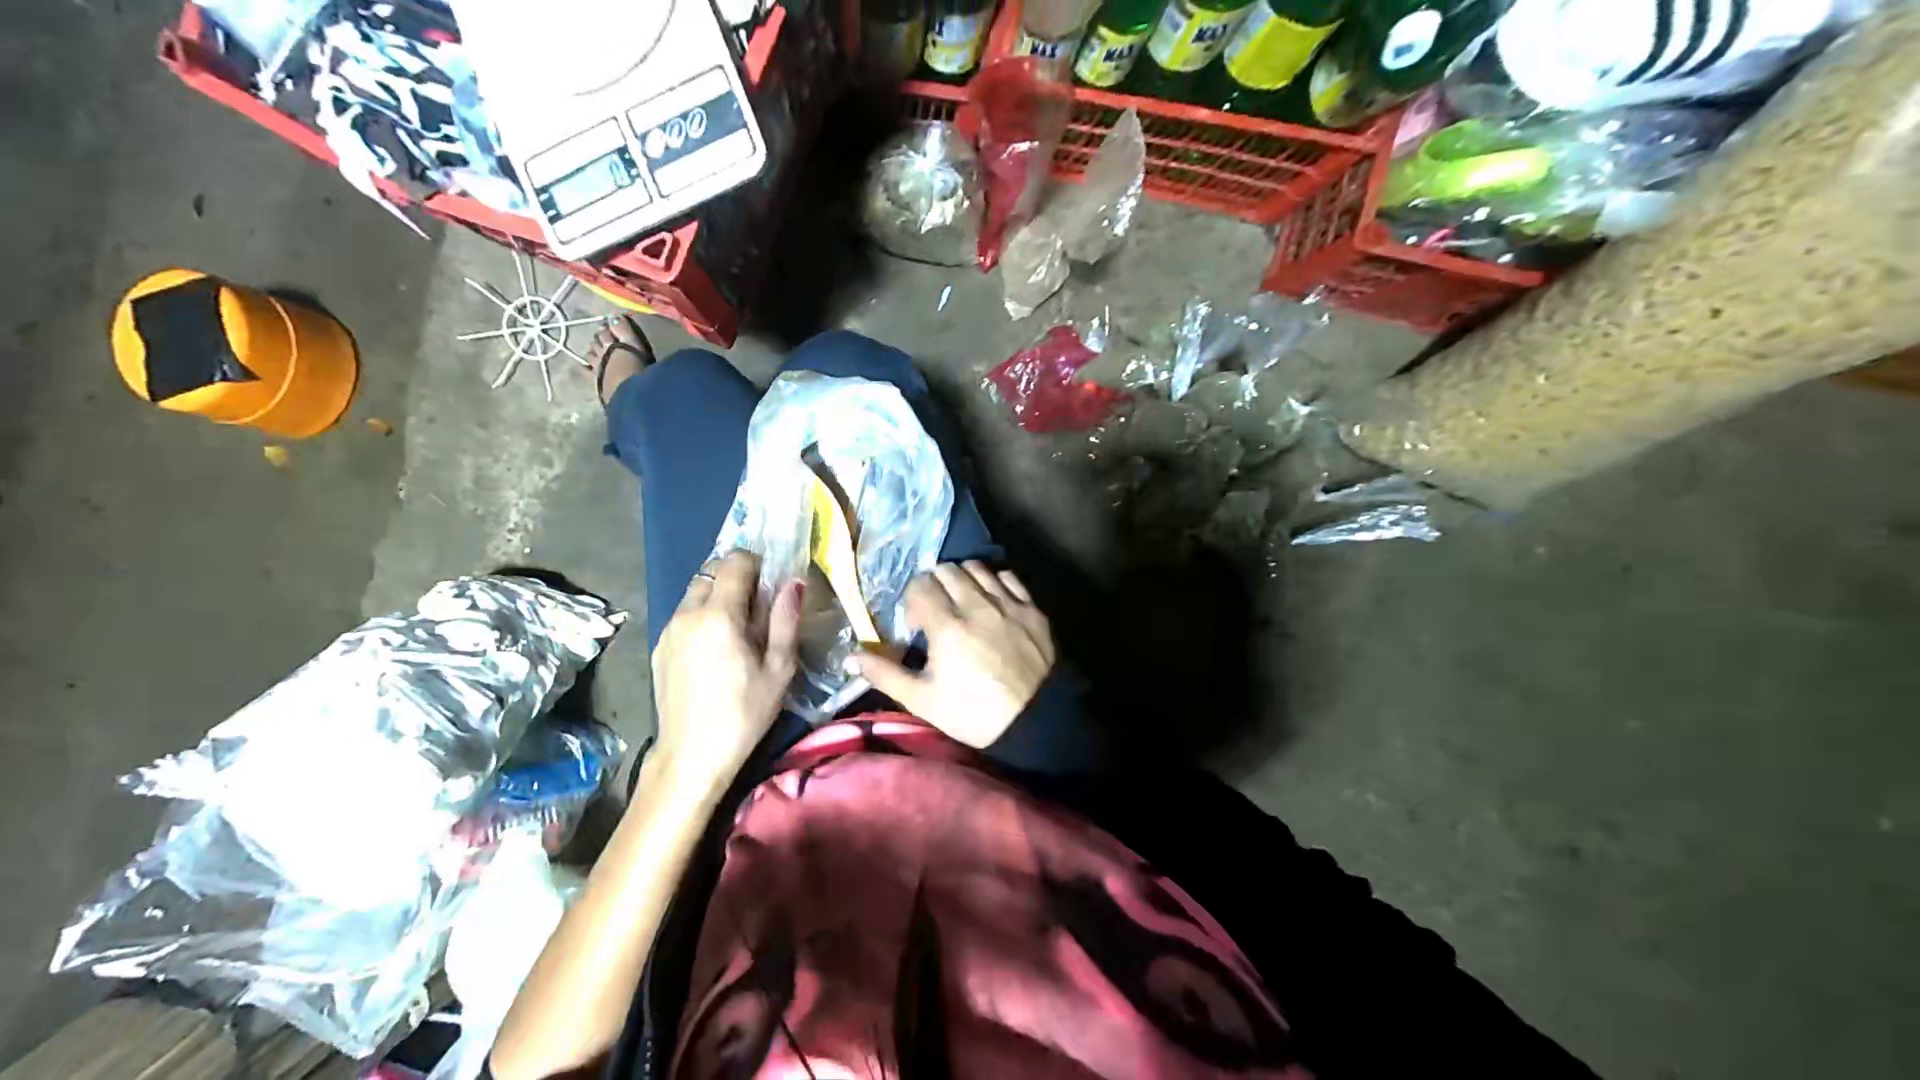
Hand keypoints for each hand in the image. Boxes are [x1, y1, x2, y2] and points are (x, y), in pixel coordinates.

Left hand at [649, 551, 800, 794]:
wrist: (692, 756)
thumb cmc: (744, 713)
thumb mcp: (778, 669)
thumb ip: (785, 620)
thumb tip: (793, 582)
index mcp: (719, 615)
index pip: (734, 562)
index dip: (756, 563)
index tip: (772, 584)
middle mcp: (687, 614)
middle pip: (712, 573)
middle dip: (736, 580)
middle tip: (758, 610)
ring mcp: (668, 631)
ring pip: (695, 594)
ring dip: (718, 599)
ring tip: (737, 633)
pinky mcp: (659, 648)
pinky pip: (684, 617)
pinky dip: (702, 619)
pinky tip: (715, 651)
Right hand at [855, 561, 1055, 748]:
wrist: (1036, 723)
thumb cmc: (973, 714)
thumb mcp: (922, 700)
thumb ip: (884, 674)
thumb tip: (850, 658)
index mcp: (947, 626)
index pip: (920, 586)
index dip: (912, 601)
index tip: (917, 626)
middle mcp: (977, 605)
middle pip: (947, 570)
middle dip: (935, 585)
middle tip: (937, 611)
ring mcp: (1008, 604)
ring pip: (977, 568)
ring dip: (963, 579)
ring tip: (963, 604)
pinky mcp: (1032, 609)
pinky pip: (1008, 577)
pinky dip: (994, 582)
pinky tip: (991, 602)